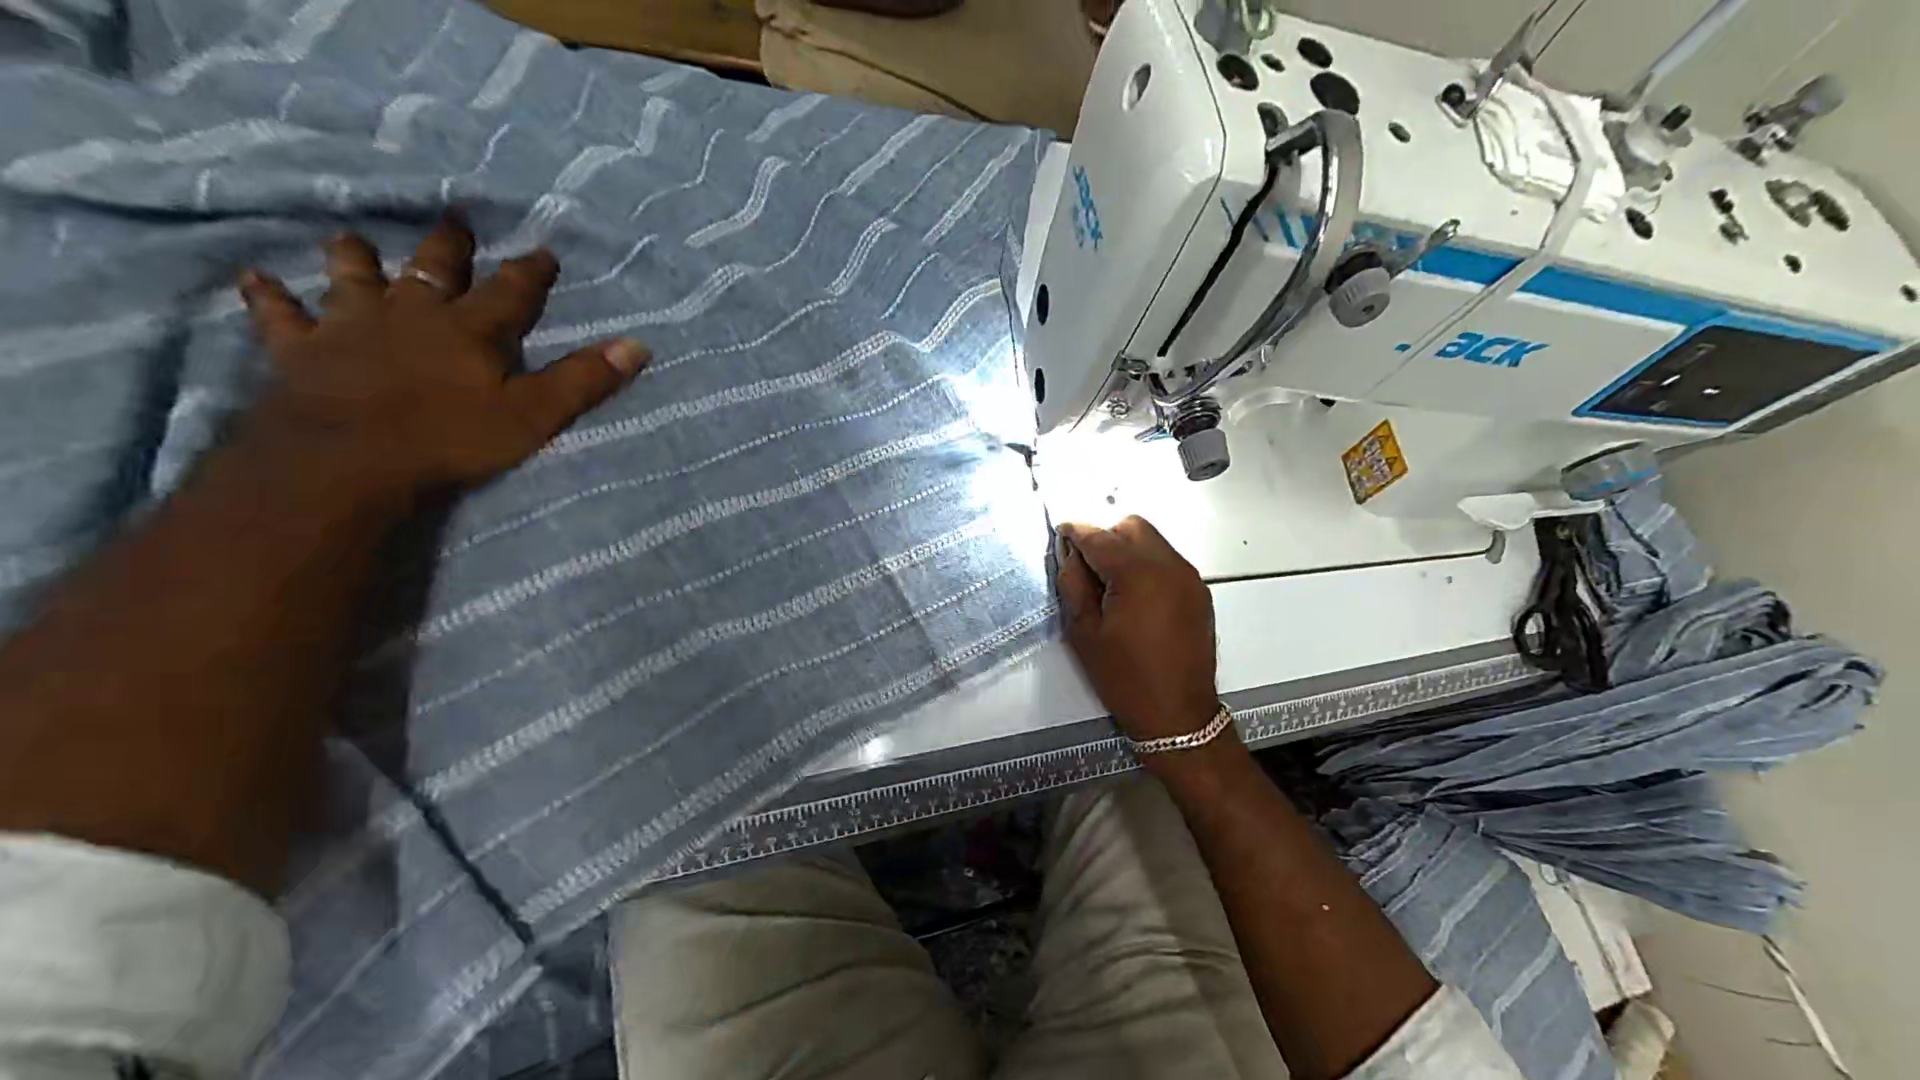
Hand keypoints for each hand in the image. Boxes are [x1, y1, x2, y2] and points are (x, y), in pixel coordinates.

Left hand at [236, 215, 649, 502]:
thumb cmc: (450, 437)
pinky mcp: (301, 352)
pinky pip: (282, 318)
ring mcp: (350, 328)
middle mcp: (411, 315)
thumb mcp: (534, 415)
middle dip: (447, 246)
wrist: (347, 459)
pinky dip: (272, 299)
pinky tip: (259, 280)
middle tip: (452, 219)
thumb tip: (638, 345)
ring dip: (356, 258)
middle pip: (431, 270)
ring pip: (353, 279)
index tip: (543, 248)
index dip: (529, 271)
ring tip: (352, 236)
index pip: (510, 292)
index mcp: (469, 331)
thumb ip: (584, 380)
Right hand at [1056, 516, 1221, 745]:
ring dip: (1127, 549)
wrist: (1178, 714)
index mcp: (1138, 574)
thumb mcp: (1085, 632)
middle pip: (1131, 527)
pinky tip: (1135, 596)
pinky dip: (1147, 565)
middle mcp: (1169, 566)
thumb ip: (1074, 584)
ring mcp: (1189, 578)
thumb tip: (1070, 556)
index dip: (1076, 531)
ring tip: (1111, 584)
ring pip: (1153, 541)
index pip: (1100, 537)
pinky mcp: (1199, 592)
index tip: (1061, 530)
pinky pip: (1168, 561)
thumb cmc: (1125, 677)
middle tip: (1087, 565)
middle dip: (1105, 536)